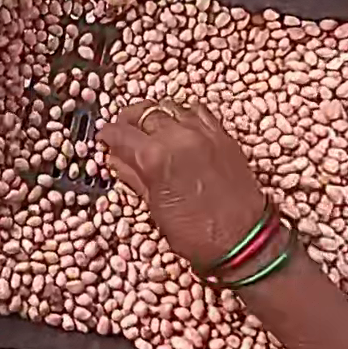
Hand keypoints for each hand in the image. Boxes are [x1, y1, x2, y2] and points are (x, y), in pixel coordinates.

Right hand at [97, 101, 270, 268]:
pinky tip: (177, 126)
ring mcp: (203, 133)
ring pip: (169, 106)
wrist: (244, 242)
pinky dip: (182, 114)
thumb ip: (133, 175)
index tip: (103, 138)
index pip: (119, 133)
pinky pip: (197, 111)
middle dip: (128, 121)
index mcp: (155, 157)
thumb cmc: (197, 234)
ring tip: (148, 128)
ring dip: (154, 115)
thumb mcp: (153, 206)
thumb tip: (116, 158)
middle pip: (143, 112)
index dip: (107, 135)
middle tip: (122, 133)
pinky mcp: (222, 135)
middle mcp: (178, 137)